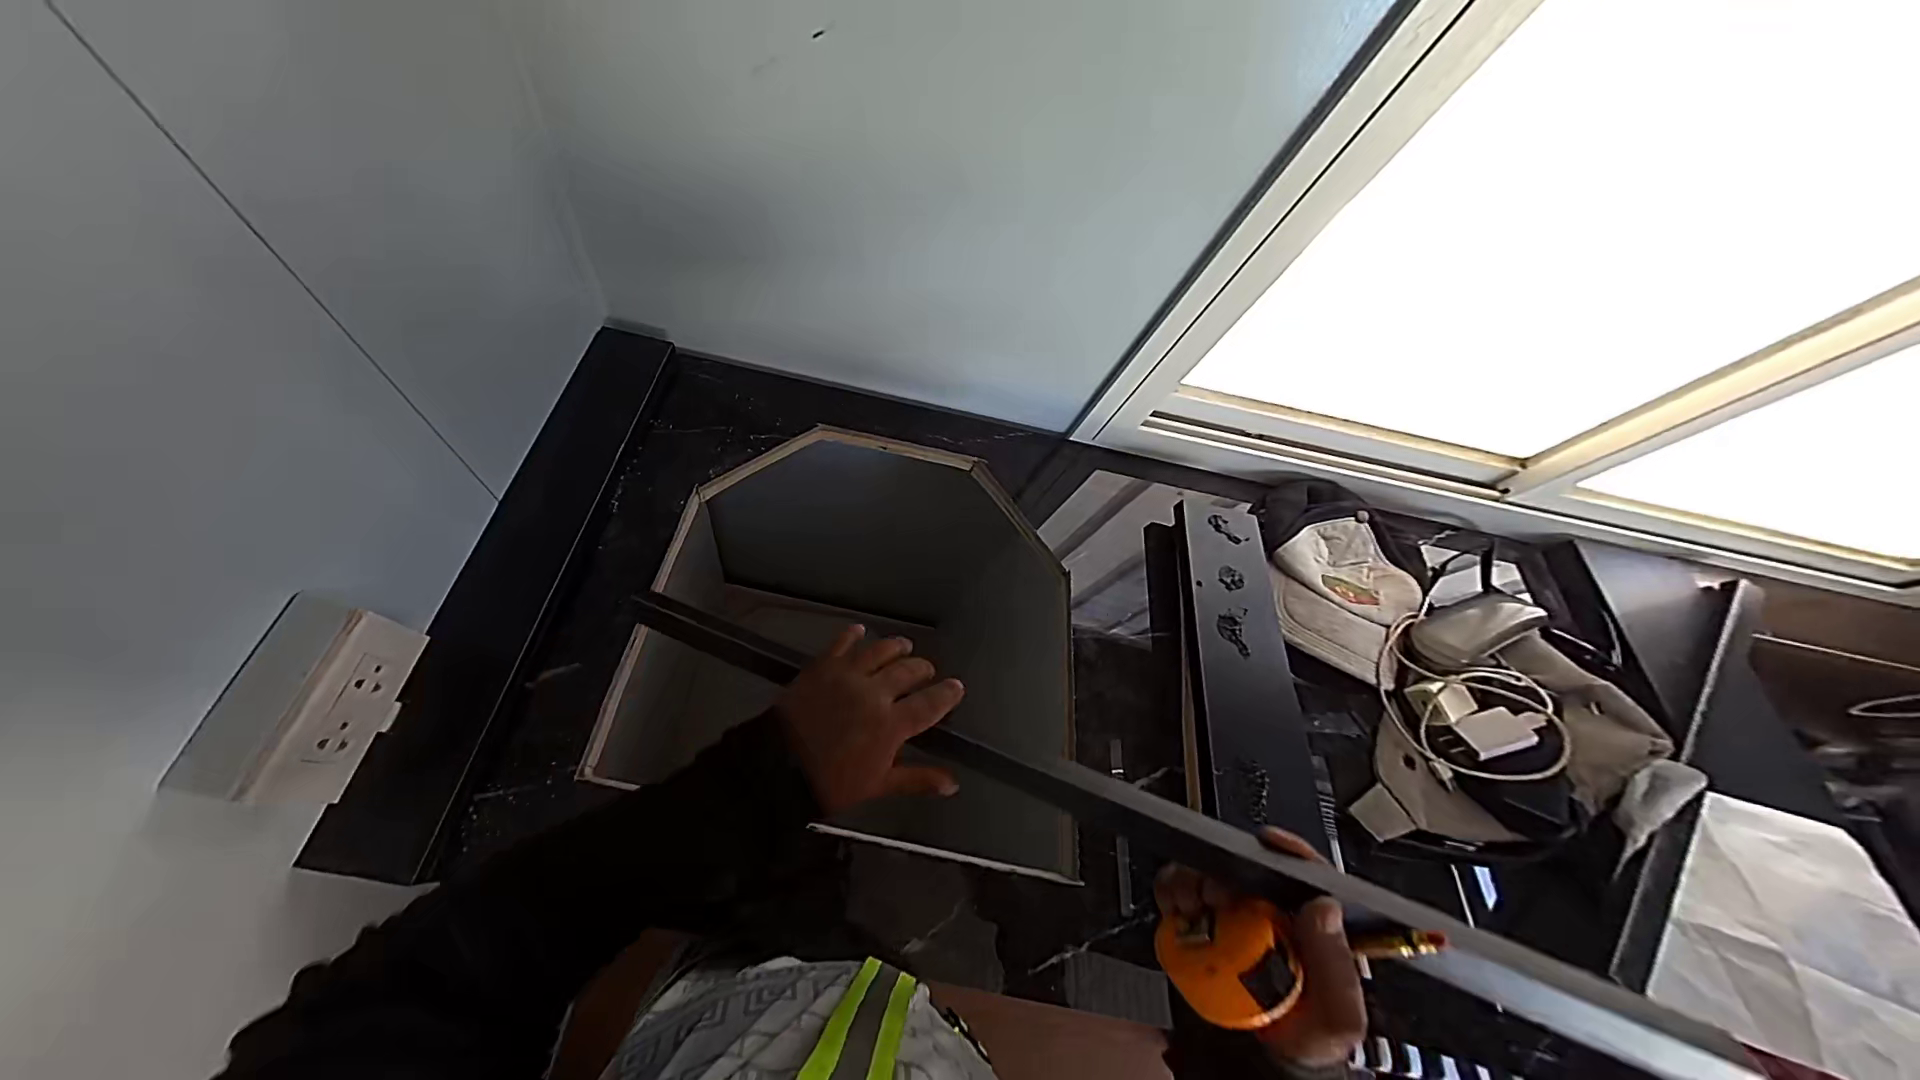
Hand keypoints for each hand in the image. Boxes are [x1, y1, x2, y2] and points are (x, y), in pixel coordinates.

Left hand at [774, 624, 964, 814]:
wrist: (777, 767)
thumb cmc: (830, 783)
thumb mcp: (878, 785)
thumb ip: (918, 779)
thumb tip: (951, 783)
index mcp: (891, 724)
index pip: (930, 703)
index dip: (947, 694)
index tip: (956, 686)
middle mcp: (875, 693)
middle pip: (909, 671)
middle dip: (922, 669)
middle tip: (926, 670)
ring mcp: (848, 675)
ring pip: (881, 651)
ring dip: (896, 647)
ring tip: (904, 645)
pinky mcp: (823, 666)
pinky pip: (842, 643)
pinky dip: (853, 635)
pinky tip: (860, 630)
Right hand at [1155, 827, 1365, 1069]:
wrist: (1254, 1068)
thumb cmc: (1302, 1040)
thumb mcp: (1336, 1019)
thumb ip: (1337, 970)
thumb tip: (1324, 909)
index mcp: (1312, 925)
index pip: (1307, 873)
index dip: (1290, 852)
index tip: (1270, 843)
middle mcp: (1269, 910)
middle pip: (1248, 866)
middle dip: (1228, 869)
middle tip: (1219, 892)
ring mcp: (1232, 914)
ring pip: (1209, 871)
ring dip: (1194, 880)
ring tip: (1193, 905)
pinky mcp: (1199, 920)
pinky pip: (1178, 887)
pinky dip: (1170, 889)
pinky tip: (1176, 908)